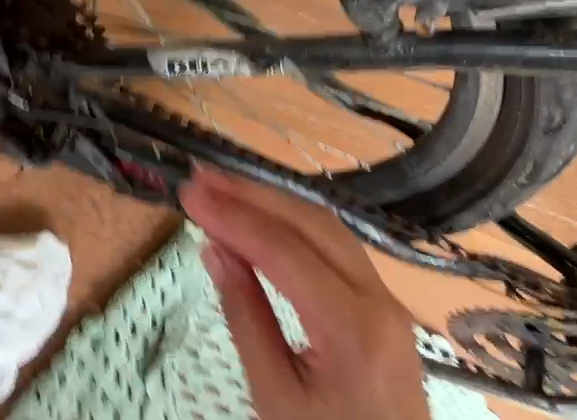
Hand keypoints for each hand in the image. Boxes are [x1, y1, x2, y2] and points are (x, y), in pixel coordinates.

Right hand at [182, 168, 430, 419]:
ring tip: (222, 189)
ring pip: (326, 228)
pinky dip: (293, 225)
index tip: (188, 194)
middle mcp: (379, 301)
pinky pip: (337, 247)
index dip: (232, 216)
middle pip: (310, 225)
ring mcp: (387, 300)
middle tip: (200, 179)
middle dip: (251, 196)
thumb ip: (246, 319)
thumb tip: (214, 249)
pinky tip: (261, 219)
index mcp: (354, 329)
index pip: (283, 251)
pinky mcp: (384, 305)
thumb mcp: (276, 400)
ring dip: (272, 202)